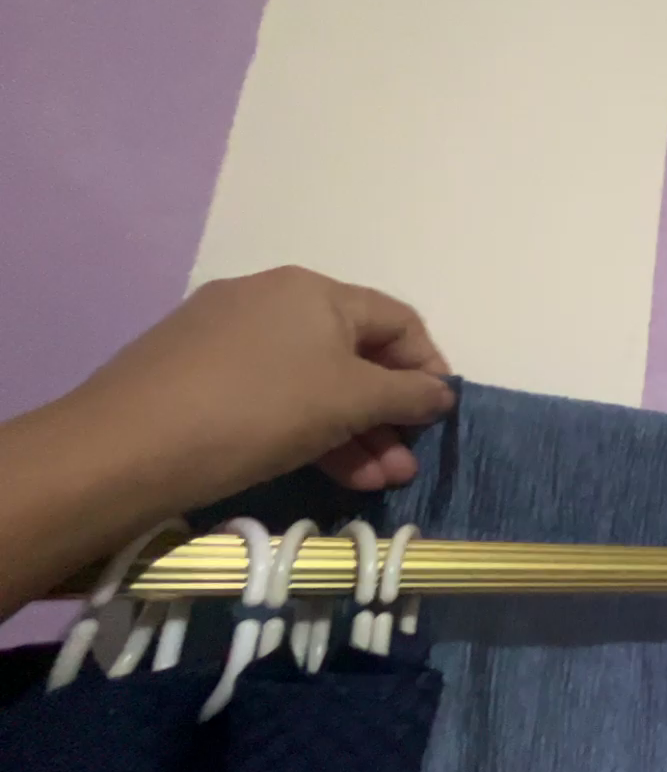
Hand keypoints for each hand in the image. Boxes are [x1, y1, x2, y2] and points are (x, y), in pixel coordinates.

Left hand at [69, 266, 455, 508]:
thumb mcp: (358, 400)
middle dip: (390, 414)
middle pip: (359, 357)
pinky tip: (336, 471)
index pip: (400, 322)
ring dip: (359, 433)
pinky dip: (313, 430)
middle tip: (406, 459)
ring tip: (379, 479)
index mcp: (315, 292)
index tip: (439, 413)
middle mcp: (273, 302)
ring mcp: (229, 337)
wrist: (120, 452)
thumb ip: (413, 394)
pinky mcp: (198, 374)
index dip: (430, 367)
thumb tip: (441, 394)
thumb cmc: (264, 408)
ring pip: (319, 383)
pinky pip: (278, 395)